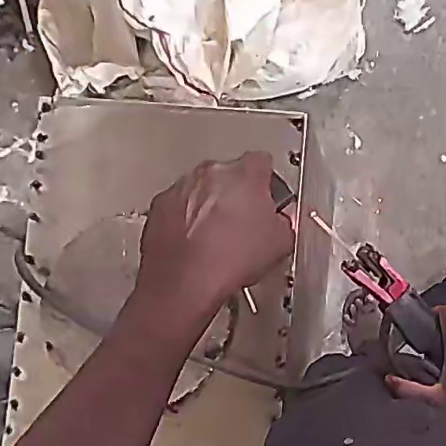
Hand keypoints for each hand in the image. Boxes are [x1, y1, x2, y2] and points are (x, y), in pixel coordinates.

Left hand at [135, 152, 294, 310]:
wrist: (185, 283)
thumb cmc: (228, 259)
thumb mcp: (281, 242)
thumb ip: (286, 220)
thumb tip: (283, 221)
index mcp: (245, 173)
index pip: (263, 162)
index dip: (268, 182)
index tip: (269, 199)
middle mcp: (210, 173)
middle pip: (230, 174)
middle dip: (238, 194)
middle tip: (246, 224)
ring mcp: (181, 188)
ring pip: (202, 189)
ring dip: (211, 206)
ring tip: (220, 239)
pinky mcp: (159, 206)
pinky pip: (179, 206)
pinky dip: (186, 219)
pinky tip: (197, 245)